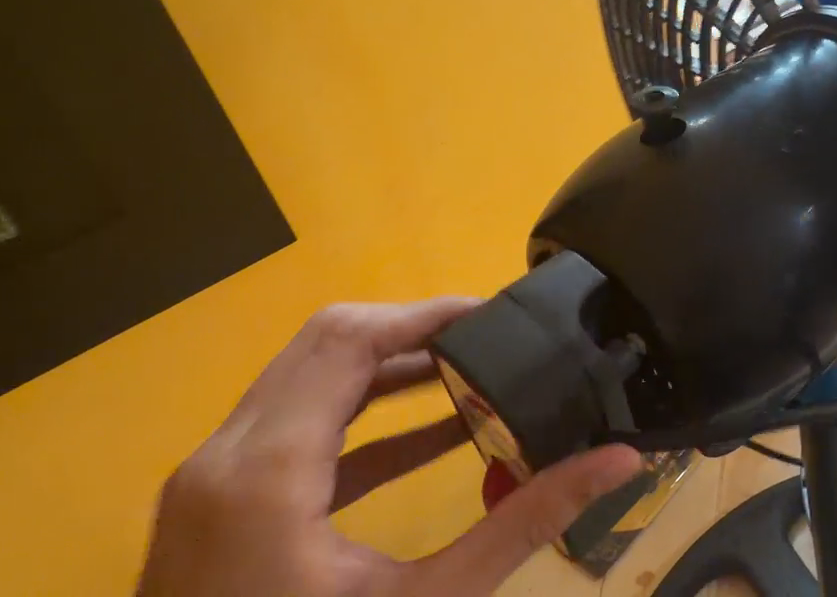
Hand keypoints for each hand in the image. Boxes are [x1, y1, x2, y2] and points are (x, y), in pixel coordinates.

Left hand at [135, 298, 640, 596]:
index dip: (428, 314)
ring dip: (395, 365)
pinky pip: (299, 427)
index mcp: (266, 473)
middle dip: (416, 329)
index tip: (499, 314)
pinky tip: (444, 431)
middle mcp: (225, 459)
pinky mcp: (221, 505)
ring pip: (310, 375)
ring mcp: (213, 482)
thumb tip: (623, 458)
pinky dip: (370, 413)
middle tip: (495, 337)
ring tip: (478, 369)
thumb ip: (525, 523)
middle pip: (327, 342)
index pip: (349, 340)